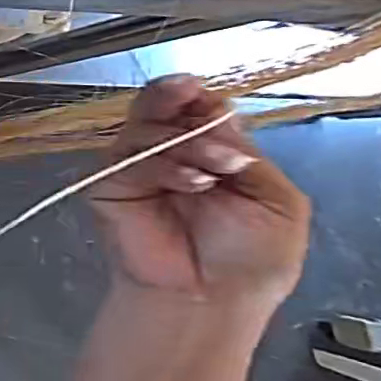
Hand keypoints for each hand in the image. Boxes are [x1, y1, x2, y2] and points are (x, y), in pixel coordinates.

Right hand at [87, 76, 308, 308]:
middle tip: (183, 89)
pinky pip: (128, 160)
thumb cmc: (250, 254)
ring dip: (185, 143)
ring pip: (143, 130)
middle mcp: (166, 152)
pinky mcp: (105, 182)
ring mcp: (132, 165)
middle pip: (156, 109)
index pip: (195, 111)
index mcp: (208, 151)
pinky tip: (192, 183)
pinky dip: (163, 166)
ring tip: (217, 171)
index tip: (199, 88)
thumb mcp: (275, 200)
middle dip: (169, 97)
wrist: (207, 293)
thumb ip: (244, 154)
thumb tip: (215, 112)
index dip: (196, 96)